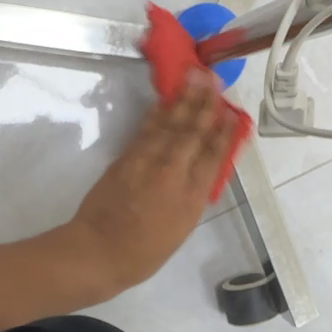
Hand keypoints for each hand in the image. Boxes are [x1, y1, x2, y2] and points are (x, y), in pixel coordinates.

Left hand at [67, 69, 241, 291]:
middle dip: (205, 105)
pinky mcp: (126, 159)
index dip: (224, 133)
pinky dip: (157, 113)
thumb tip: (198, 176)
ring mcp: (148, 162)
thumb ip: (190, 200)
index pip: (213, 156)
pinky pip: (147, 130)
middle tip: (213, 79)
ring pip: (170, 124)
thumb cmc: (142, 254)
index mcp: (191, 197)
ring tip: (194, 77)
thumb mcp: (178, 232)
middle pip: (193, 133)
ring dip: (183, 100)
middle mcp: (173, 174)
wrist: (99, 252)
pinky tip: (165, 102)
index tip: (232, 114)